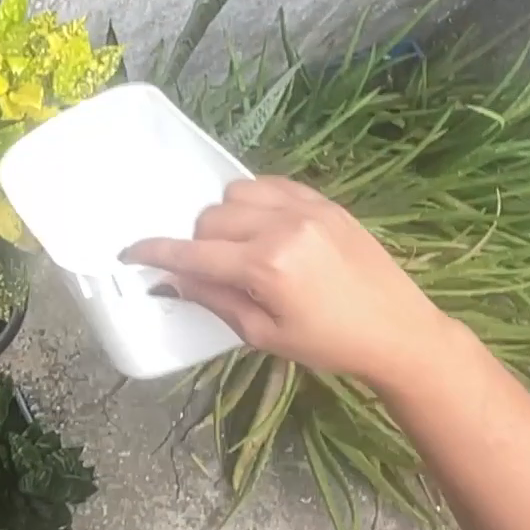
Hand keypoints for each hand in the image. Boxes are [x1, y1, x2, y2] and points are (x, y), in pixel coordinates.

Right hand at [122, 177, 455, 389]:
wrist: (399, 331)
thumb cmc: (328, 344)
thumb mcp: (262, 334)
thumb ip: (213, 298)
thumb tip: (171, 279)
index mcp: (266, 267)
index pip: (193, 253)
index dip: (155, 252)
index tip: (129, 252)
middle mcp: (283, 227)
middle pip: (209, 219)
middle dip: (199, 245)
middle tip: (216, 274)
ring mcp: (307, 209)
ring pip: (234, 195)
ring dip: (224, 220)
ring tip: (242, 249)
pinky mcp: (325, 202)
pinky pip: (269, 185)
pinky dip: (253, 202)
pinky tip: (263, 227)